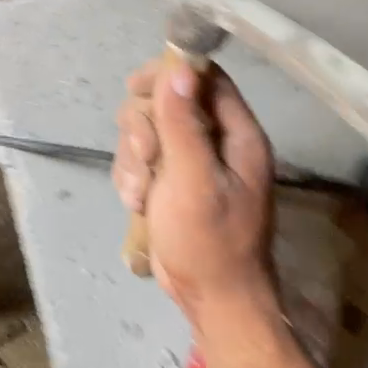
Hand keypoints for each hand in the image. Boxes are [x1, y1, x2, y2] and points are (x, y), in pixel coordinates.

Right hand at [112, 60, 276, 325]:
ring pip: (144, 128)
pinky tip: (138, 201)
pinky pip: (136, 156)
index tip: (137, 88)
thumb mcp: (193, 178)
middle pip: (164, 100)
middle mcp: (215, 141)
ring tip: (141, 193)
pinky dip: (130, 175)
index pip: (203, 78)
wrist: (209, 298)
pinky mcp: (169, 179)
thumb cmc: (210, 240)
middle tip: (146, 156)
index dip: (168, 74)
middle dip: (143, 127)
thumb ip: (182, 122)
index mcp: (236, 135)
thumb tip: (177, 68)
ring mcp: (190, 160)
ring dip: (132, 157)